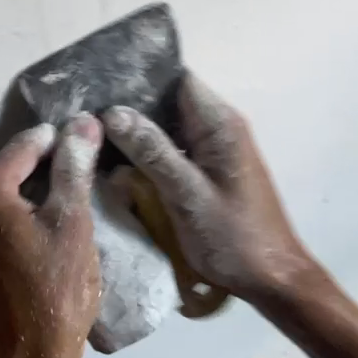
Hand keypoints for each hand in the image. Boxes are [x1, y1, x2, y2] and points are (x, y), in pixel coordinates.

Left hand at [0, 116, 103, 357]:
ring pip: (5, 190)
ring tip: (77, 185)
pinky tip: (55, 213)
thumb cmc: (56, 288)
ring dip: (37, 185)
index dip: (59, 139)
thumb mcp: (72, 221)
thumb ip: (73, 168)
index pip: (24, 146)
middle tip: (86, 160)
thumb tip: (83, 124)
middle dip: (46, 160)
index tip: (90, 135)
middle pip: (10, 167)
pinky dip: (24, 207)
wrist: (34, 355)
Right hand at [101, 74, 317, 302]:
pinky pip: (172, 149)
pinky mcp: (207, 169)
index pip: (176, 78)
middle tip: (84, 111)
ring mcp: (213, 148)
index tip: (98, 84)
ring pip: (167, 125)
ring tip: (91, 132)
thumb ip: (151, 151)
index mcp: (219, 123)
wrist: (272, 280)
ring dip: (135, 130)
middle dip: (130, 105)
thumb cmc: (234, 237)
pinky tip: (116, 159)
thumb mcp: (187, 194)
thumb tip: (112, 112)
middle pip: (168, 100)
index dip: (138, 77)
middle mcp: (218, 127)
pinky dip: (146, 152)